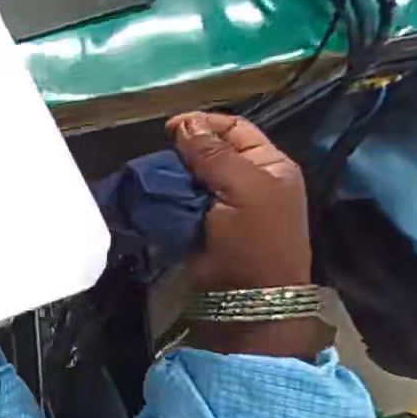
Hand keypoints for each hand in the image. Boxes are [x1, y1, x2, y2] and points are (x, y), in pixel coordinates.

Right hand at [165, 112, 329, 360]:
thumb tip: (184, 125)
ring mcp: (219, 205)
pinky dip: (162, 199)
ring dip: (168, 176)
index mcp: (267, 165)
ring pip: (187, 178)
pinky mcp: (196, 225)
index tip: (170, 127)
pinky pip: (176, 203)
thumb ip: (213, 155)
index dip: (204, 123)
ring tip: (149, 177)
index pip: (234, 129)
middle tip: (158, 157)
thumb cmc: (255, 238)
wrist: (245, 294)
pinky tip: (149, 196)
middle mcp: (244, 180)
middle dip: (182, 151)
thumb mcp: (243, 188)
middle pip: (208, 152)